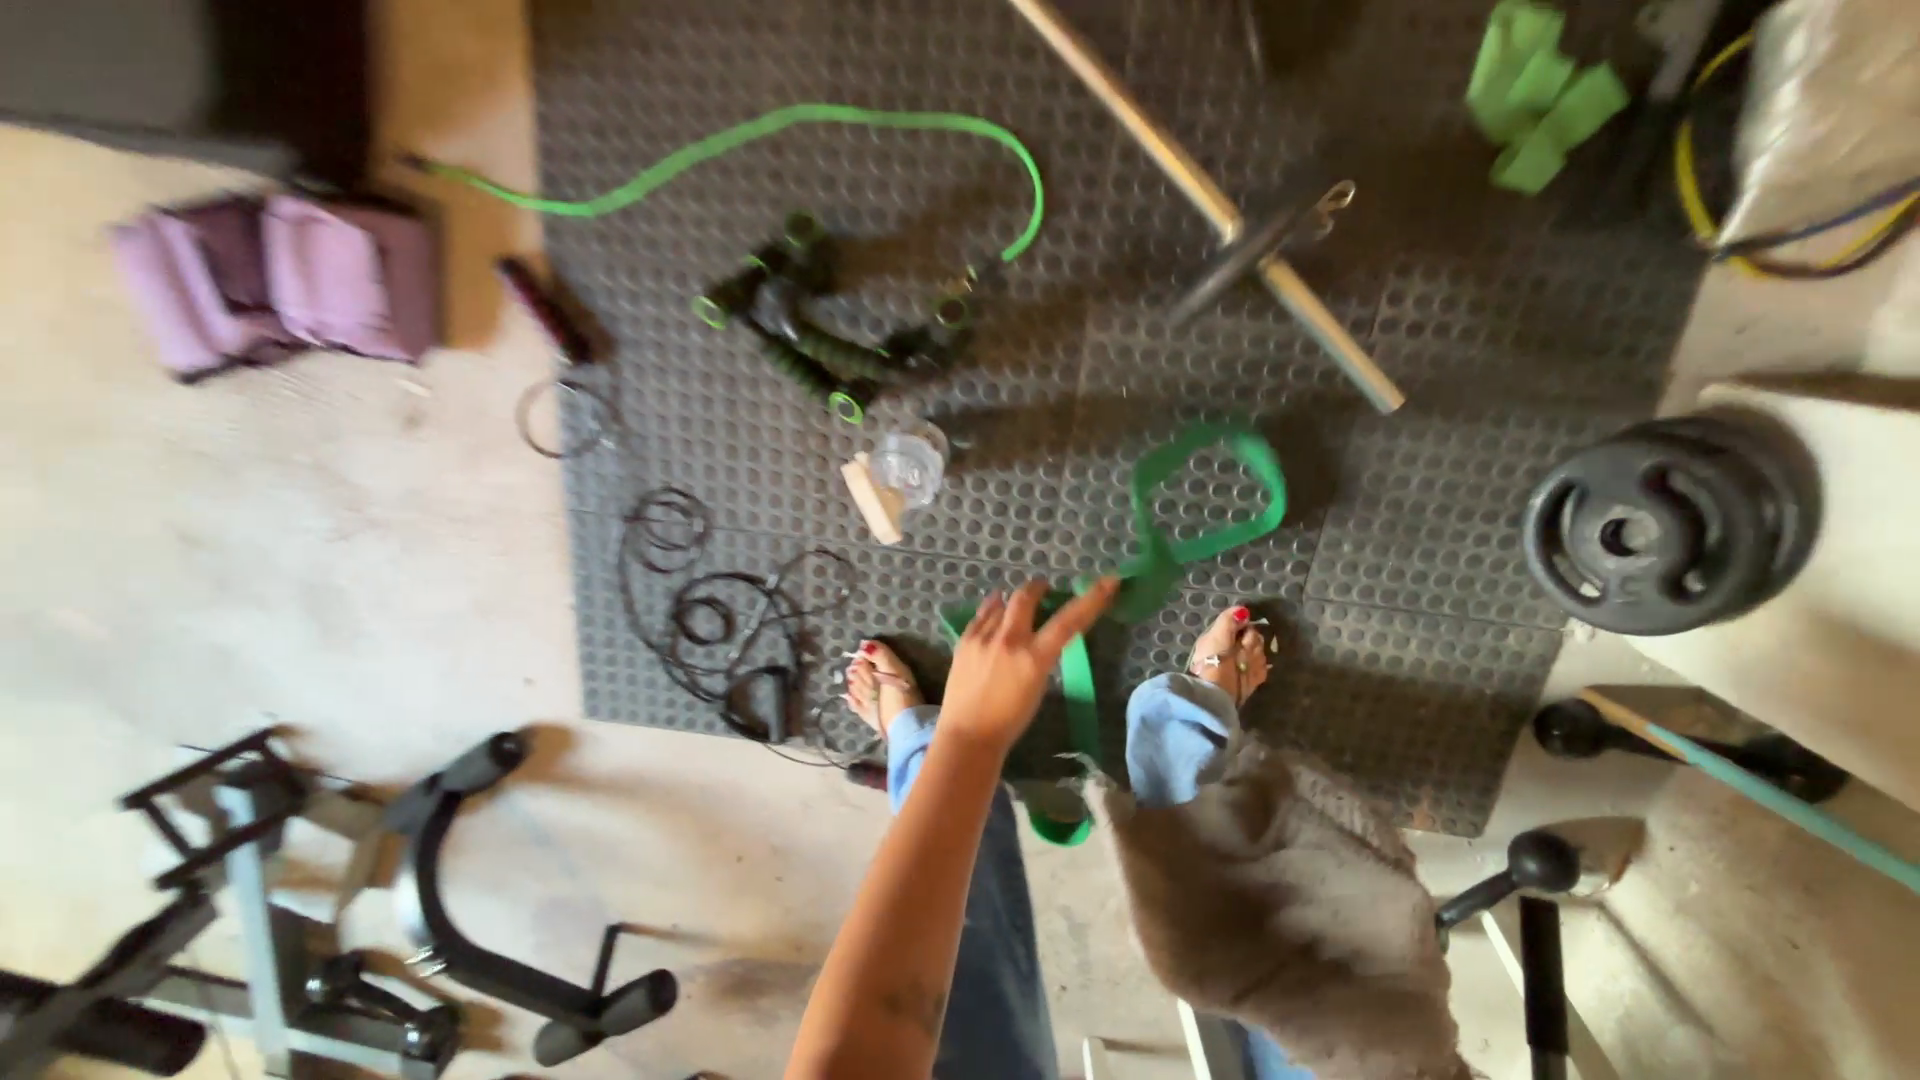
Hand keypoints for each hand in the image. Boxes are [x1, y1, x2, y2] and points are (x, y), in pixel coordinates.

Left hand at [938, 577, 1118, 753]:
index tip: (1108, 581)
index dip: (1091, 600)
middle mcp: (1009, 641)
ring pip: (1002, 603)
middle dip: (1038, 588)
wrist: (969, 734)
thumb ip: (1042, 656)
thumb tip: (1044, 632)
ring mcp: (983, 638)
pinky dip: (993, 608)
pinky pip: (982, 613)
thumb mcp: (1038, 686)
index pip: (1068, 621)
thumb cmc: (1011, 719)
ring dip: (1014, 602)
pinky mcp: (963, 640)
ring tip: (1017, 608)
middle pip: (1026, 597)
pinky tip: (996, 609)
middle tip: (1044, 589)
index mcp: (1034, 659)